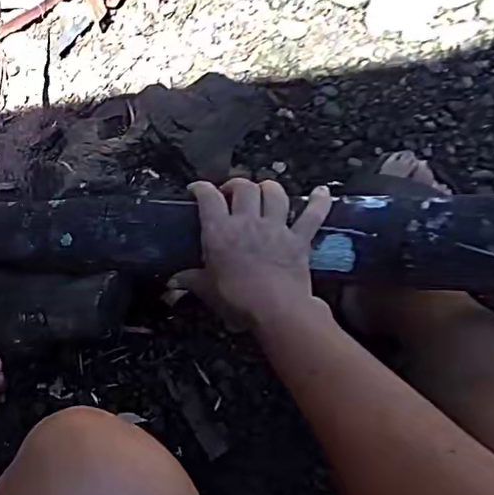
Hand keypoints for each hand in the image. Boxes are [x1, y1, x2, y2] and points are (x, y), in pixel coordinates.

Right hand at [165, 178, 333, 329]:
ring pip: (275, 193)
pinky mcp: (299, 239)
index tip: (196, 190)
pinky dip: (319, 202)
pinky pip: (313, 215)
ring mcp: (276, 228)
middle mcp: (247, 221)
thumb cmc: (236, 298)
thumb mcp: (206, 289)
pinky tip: (321, 191)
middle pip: (244, 187)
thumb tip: (172, 282)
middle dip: (235, 185)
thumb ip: (189, 280)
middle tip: (230, 193)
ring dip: (268, 188)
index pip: (208, 197)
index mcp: (219, 230)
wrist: (276, 310)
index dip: (200, 188)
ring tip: (263, 191)